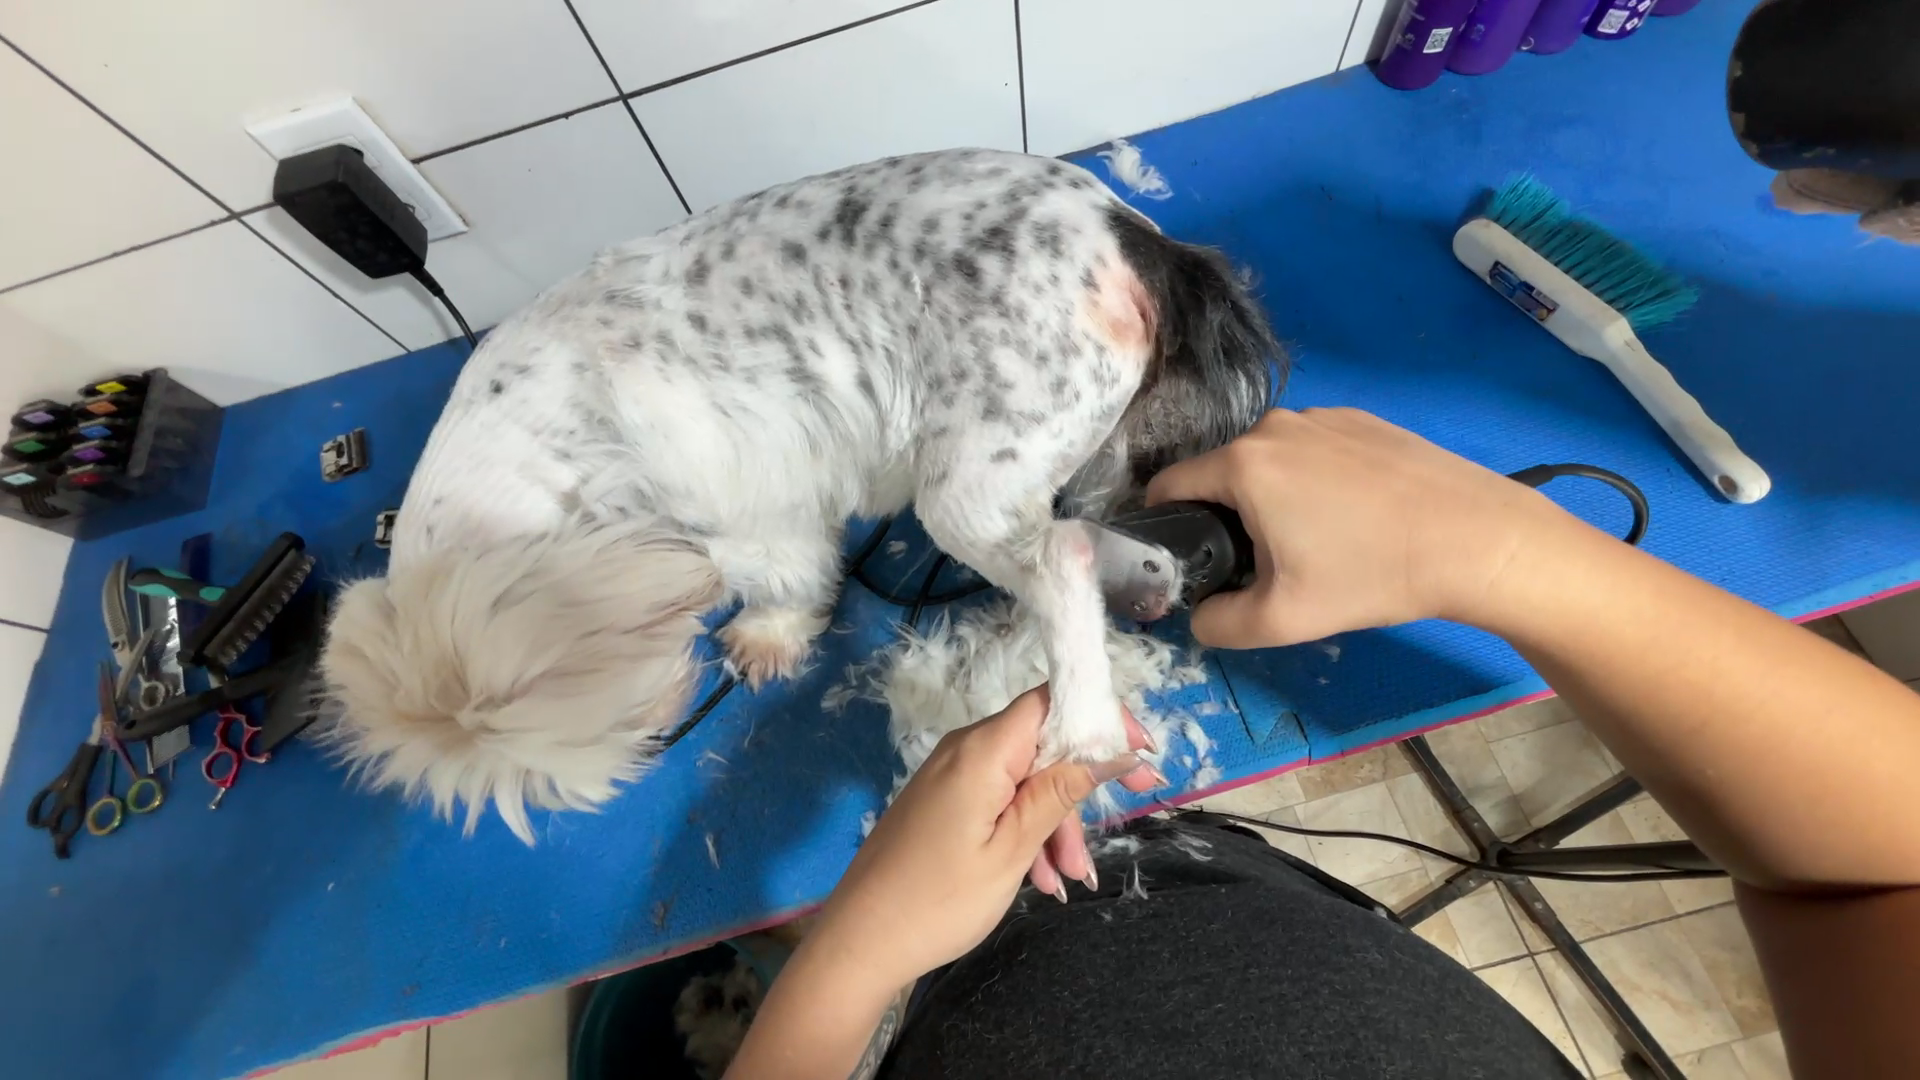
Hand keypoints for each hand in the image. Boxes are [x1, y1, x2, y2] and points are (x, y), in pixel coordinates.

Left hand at [806, 687, 1146, 991]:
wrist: (860, 939)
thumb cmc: (939, 898)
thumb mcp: (1012, 848)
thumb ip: (1061, 792)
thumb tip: (1113, 752)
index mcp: (983, 749)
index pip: (1050, 702)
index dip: (1098, 717)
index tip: (1138, 751)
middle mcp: (967, 748)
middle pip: (1041, 745)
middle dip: (1079, 787)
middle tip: (1122, 821)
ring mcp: (953, 773)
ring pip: (1024, 778)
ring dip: (1054, 822)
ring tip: (1068, 879)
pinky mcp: (945, 798)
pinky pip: (999, 798)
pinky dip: (1024, 830)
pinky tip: (1040, 879)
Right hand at [1146, 407, 1577, 647]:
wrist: (1481, 541)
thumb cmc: (1370, 575)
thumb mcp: (1280, 620)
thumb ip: (1215, 624)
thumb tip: (1197, 616)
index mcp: (1242, 464)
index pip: (1169, 484)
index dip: (1164, 521)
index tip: (1183, 554)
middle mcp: (1273, 426)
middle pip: (1218, 472)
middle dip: (1222, 513)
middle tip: (1259, 558)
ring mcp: (1321, 415)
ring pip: (1265, 459)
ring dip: (1266, 494)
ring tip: (1310, 535)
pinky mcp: (1360, 417)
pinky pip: (1308, 447)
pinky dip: (1309, 476)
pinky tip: (1349, 510)